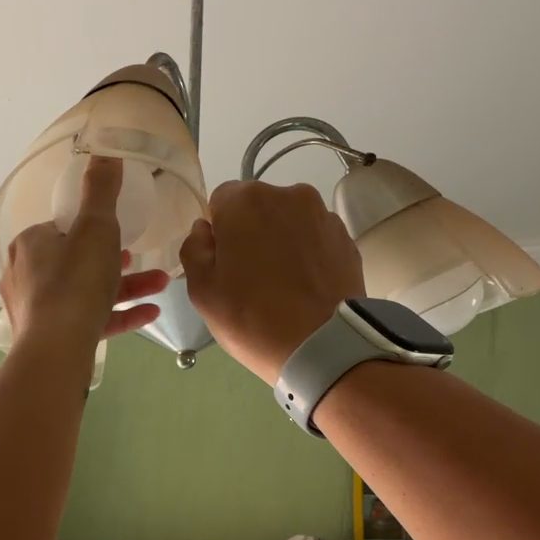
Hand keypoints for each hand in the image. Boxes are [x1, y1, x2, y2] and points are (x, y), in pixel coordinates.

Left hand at [0, 156, 168, 354]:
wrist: (56, 348)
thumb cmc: (75, 281)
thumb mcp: (96, 227)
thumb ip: (101, 190)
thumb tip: (104, 151)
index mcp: (28, 245)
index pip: (60, 228)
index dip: (91, 228)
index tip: (117, 233)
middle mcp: (24, 276)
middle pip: (75, 261)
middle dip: (114, 260)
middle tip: (140, 259)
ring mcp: (34, 311)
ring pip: (84, 292)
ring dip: (124, 288)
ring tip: (159, 284)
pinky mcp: (47, 339)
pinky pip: (86, 320)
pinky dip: (116, 314)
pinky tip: (150, 313)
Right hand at [181, 180, 365, 383]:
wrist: (320, 345)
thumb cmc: (250, 317)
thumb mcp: (201, 290)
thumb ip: (194, 249)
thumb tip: (204, 230)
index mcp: (246, 201)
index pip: (220, 200)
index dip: (216, 230)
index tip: (220, 261)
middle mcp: (288, 194)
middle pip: (256, 207)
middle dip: (248, 231)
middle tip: (246, 275)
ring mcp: (322, 214)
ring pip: (286, 220)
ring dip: (277, 240)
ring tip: (276, 282)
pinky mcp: (345, 236)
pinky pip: (312, 237)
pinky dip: (303, 253)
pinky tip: (300, 285)